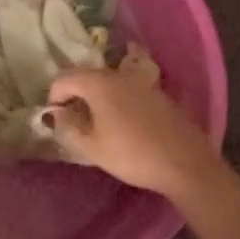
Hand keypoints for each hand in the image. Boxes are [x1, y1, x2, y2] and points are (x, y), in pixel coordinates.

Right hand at [48, 45, 213, 194]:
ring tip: (97, 120)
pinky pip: (128, 88)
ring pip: (108, 80)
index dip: (54, 97)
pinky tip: (122, 120)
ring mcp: (141, 82)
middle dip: (74, 94)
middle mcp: (118, 74)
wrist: (186, 164)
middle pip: (86, 75)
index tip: (56, 119)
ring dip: (96, 95)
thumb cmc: (132, 155)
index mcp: (98, 83)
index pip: (63, 78)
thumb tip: (58, 114)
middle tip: (74, 120)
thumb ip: (67, 128)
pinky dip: (117, 98)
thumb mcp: (91, 148)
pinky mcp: (157, 93)